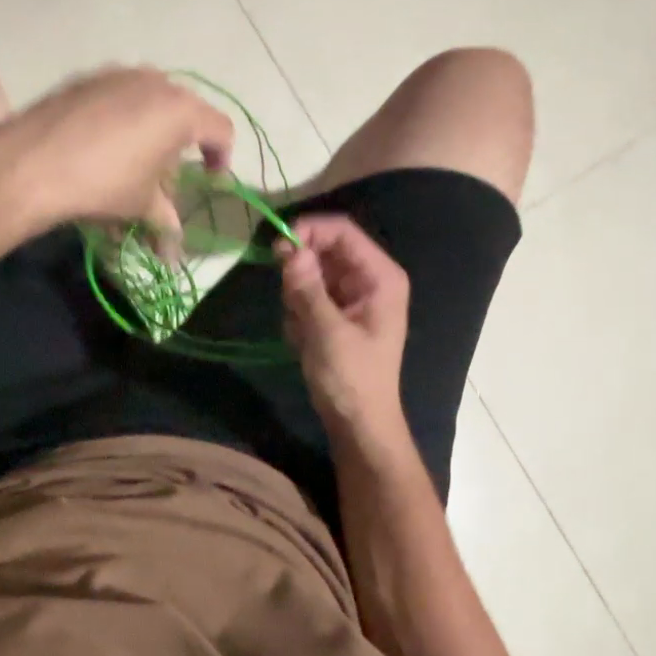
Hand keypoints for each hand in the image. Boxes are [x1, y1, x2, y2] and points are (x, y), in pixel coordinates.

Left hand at [0, 68, 234, 243]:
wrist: (31, 163)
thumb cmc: (102, 184)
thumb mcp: (140, 207)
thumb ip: (164, 223)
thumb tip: (173, 255)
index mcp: (181, 110)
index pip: (220, 130)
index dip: (220, 159)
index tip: (209, 182)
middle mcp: (155, 82)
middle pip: (182, 115)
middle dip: (177, 151)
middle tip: (162, 184)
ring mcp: (117, 74)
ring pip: (146, 105)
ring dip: (147, 137)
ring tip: (127, 171)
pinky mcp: (84, 79)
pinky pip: (115, 101)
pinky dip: (118, 125)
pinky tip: (97, 154)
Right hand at [280, 215, 411, 442]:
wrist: (358, 423)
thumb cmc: (351, 378)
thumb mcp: (326, 332)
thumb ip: (306, 288)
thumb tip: (290, 249)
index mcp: (380, 277)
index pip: (342, 232)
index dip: (309, 232)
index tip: (276, 249)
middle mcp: (369, 280)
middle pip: (324, 251)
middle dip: (300, 274)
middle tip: (290, 302)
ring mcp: (353, 298)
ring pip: (311, 275)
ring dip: (297, 299)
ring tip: (302, 332)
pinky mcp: (337, 316)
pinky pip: (309, 298)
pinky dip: (299, 315)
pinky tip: (303, 341)